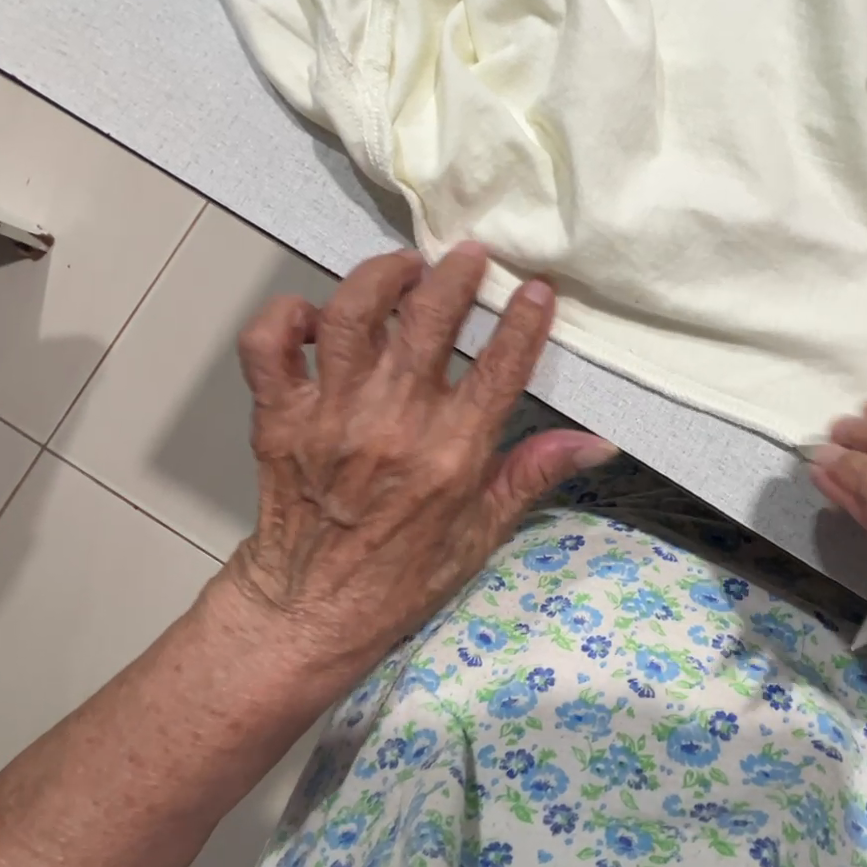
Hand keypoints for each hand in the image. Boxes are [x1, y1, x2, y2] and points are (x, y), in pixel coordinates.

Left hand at [215, 242, 617, 678]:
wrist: (309, 610)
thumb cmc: (404, 576)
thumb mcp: (482, 535)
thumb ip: (533, 475)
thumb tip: (598, 442)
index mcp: (450, 455)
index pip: (497, 369)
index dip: (523, 321)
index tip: (535, 289)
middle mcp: (390, 425)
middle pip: (425, 322)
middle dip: (454, 276)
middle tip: (468, 257)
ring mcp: (328, 416)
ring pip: (351, 316)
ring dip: (380, 277)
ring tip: (403, 268)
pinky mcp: (278, 417)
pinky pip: (268, 346)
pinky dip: (286, 317)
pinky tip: (317, 317)